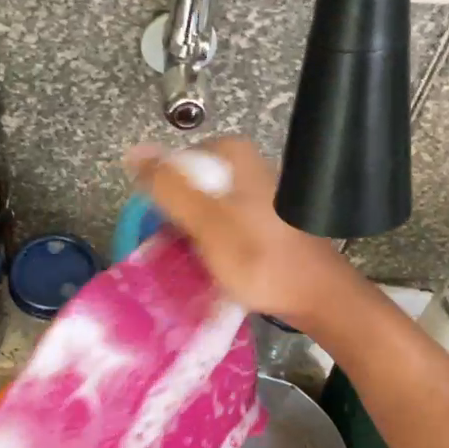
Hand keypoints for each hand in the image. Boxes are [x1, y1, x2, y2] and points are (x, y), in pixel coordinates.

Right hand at [125, 137, 361, 331]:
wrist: (314, 295)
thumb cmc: (259, 258)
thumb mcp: (204, 220)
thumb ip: (169, 185)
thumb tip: (133, 151)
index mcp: (233, 154)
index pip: (173, 164)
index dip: (161, 197)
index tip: (163, 229)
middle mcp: (247, 165)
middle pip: (188, 186)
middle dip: (176, 217)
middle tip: (175, 250)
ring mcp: (257, 192)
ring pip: (203, 208)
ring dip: (191, 234)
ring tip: (193, 262)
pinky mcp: (263, 220)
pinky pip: (222, 225)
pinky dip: (211, 242)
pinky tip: (214, 265)